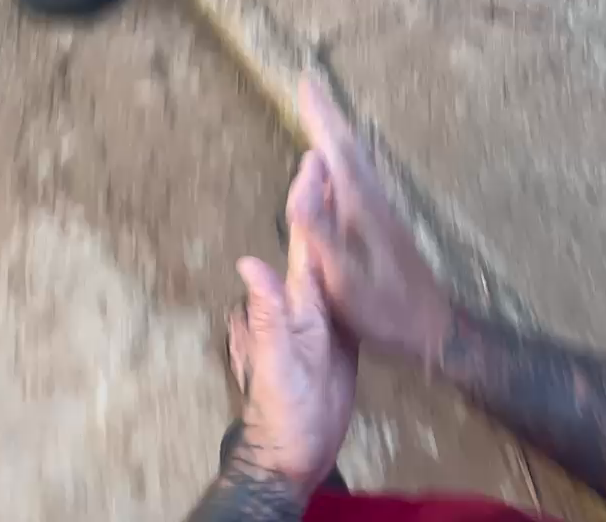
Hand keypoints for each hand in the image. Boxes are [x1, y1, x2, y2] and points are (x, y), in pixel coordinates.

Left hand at [227, 152, 356, 496]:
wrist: (297, 447)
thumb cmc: (282, 405)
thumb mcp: (275, 359)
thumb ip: (265, 314)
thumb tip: (247, 260)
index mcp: (297, 296)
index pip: (302, 237)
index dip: (308, 198)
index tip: (313, 158)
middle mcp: (308, 297)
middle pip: (317, 239)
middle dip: (323, 199)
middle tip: (331, 158)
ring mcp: (325, 314)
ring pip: (333, 257)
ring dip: (337, 223)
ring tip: (347, 190)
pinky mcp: (343, 333)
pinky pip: (347, 287)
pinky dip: (351, 260)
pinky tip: (358, 250)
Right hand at [291, 76, 454, 365]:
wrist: (434, 330)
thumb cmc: (385, 310)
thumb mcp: (343, 277)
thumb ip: (319, 228)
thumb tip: (302, 173)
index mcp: (359, 203)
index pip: (335, 148)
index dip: (319, 115)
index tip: (305, 82)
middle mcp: (372, 197)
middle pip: (348, 144)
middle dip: (327, 113)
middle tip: (309, 85)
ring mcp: (381, 209)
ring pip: (357, 156)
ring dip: (337, 131)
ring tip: (322, 114)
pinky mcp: (385, 222)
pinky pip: (360, 173)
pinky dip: (346, 155)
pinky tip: (343, 166)